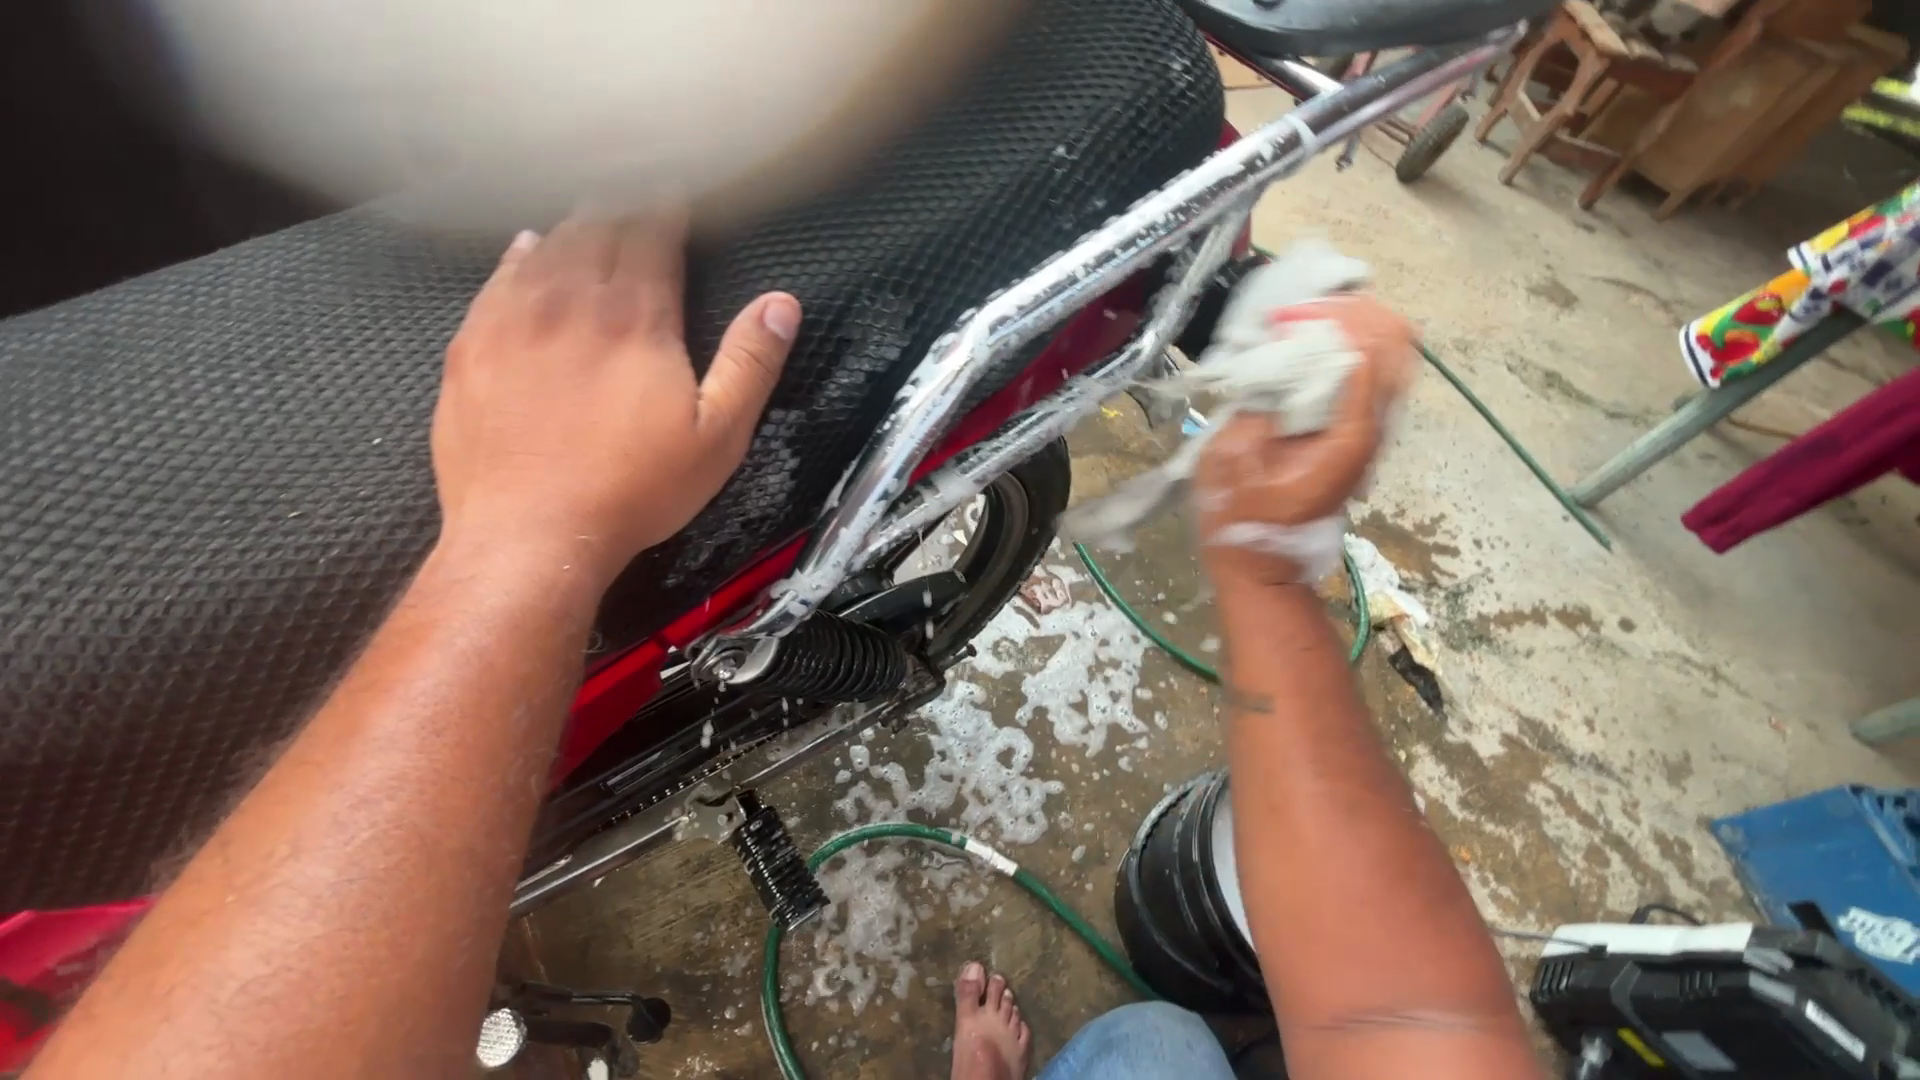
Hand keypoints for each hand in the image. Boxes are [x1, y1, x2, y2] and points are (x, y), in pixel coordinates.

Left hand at [431, 212, 800, 585]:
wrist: (531, 532)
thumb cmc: (636, 489)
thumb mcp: (718, 436)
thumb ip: (750, 364)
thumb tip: (782, 305)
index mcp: (637, 322)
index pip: (651, 241)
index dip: (666, 213)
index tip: (677, 195)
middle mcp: (572, 306)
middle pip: (597, 234)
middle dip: (622, 207)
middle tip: (636, 190)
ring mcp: (514, 323)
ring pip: (545, 249)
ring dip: (573, 222)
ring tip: (591, 206)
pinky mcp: (473, 349)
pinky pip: (496, 280)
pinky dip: (517, 254)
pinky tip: (526, 245)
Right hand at [1194, 293, 1413, 585]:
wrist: (1261, 565)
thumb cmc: (1239, 518)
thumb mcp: (1231, 460)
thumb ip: (1256, 407)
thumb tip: (1276, 367)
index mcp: (1346, 438)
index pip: (1366, 356)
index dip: (1332, 324)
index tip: (1288, 318)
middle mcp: (1371, 433)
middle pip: (1397, 349)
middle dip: (1355, 317)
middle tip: (1306, 311)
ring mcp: (1370, 437)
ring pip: (1394, 360)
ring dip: (1357, 331)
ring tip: (1311, 320)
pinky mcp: (1358, 440)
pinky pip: (1374, 381)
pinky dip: (1353, 352)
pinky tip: (1317, 347)